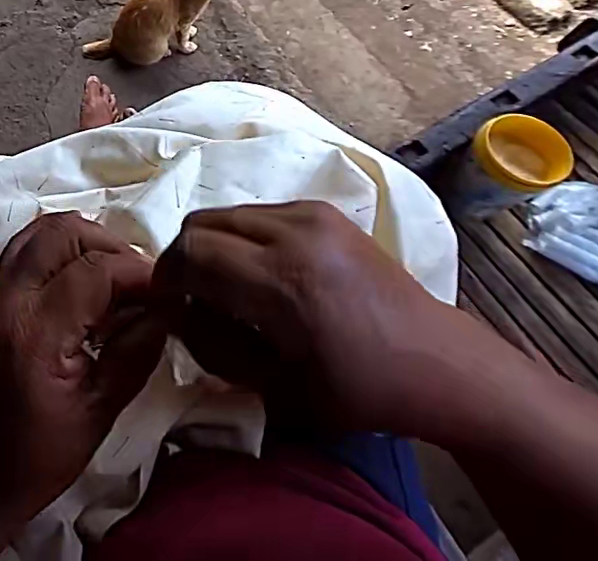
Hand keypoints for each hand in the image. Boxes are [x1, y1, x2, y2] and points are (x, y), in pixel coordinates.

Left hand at [0, 212, 168, 552]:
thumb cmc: (38, 454)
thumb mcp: (102, 410)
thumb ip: (139, 349)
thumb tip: (169, 305)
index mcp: (35, 332)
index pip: (98, 270)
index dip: (140, 274)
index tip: (166, 292)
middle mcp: (8, 300)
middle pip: (67, 233)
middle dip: (113, 247)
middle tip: (137, 281)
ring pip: (45, 229)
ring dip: (87, 240)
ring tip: (113, 275)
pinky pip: (28, 245)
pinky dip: (62, 246)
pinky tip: (84, 274)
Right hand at [153, 200, 508, 439]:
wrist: (431, 355)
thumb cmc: (355, 388)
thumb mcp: (274, 389)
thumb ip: (214, 346)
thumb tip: (177, 311)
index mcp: (281, 279)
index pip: (192, 250)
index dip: (167, 276)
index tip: (168, 304)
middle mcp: (294, 231)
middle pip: (205, 221)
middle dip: (186, 257)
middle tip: (193, 297)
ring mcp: (312, 213)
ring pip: (231, 212)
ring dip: (216, 244)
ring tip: (230, 287)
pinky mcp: (325, 209)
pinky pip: (261, 212)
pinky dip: (244, 236)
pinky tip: (264, 272)